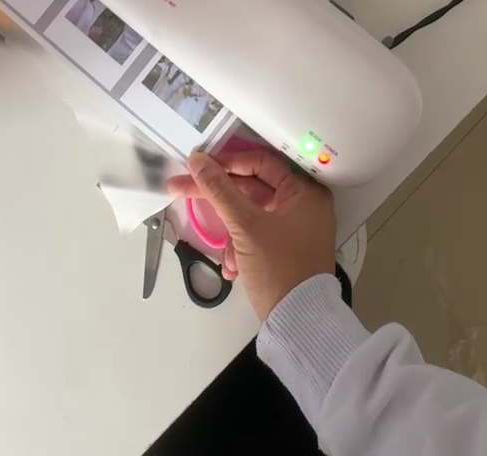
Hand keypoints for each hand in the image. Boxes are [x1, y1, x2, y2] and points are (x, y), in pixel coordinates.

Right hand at [169, 149, 335, 321]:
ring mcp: (294, 229)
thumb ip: (219, 190)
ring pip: (250, 215)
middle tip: (183, 189)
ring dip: (231, 232)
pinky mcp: (284, 250)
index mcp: (304, 192)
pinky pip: (256, 236)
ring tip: (224, 255)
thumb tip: (198, 161)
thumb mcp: (245, 225)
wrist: (298, 325)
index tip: (199, 165)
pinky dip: (241, 248)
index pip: (261, 162)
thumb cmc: (279, 268)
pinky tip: (232, 268)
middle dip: (220, 199)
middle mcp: (303, 205)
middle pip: (252, 188)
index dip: (227, 162)